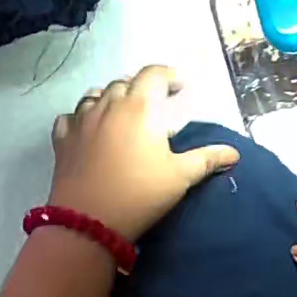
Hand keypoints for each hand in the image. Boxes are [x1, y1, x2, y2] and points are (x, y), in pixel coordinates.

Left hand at [49, 66, 239, 240]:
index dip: (169, 76)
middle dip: (142, 87)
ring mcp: (81, 120)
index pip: (153, 75)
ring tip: (123, 111)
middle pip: (125, 82)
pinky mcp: (63, 139)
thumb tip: (233, 153)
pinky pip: (71, 116)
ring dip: (112, 97)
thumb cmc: (140, 194)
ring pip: (95, 94)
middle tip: (155, 103)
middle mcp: (108, 105)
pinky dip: (83, 116)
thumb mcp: (180, 177)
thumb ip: (206, 159)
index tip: (180, 86)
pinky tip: (90, 127)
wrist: (88, 221)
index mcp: (139, 108)